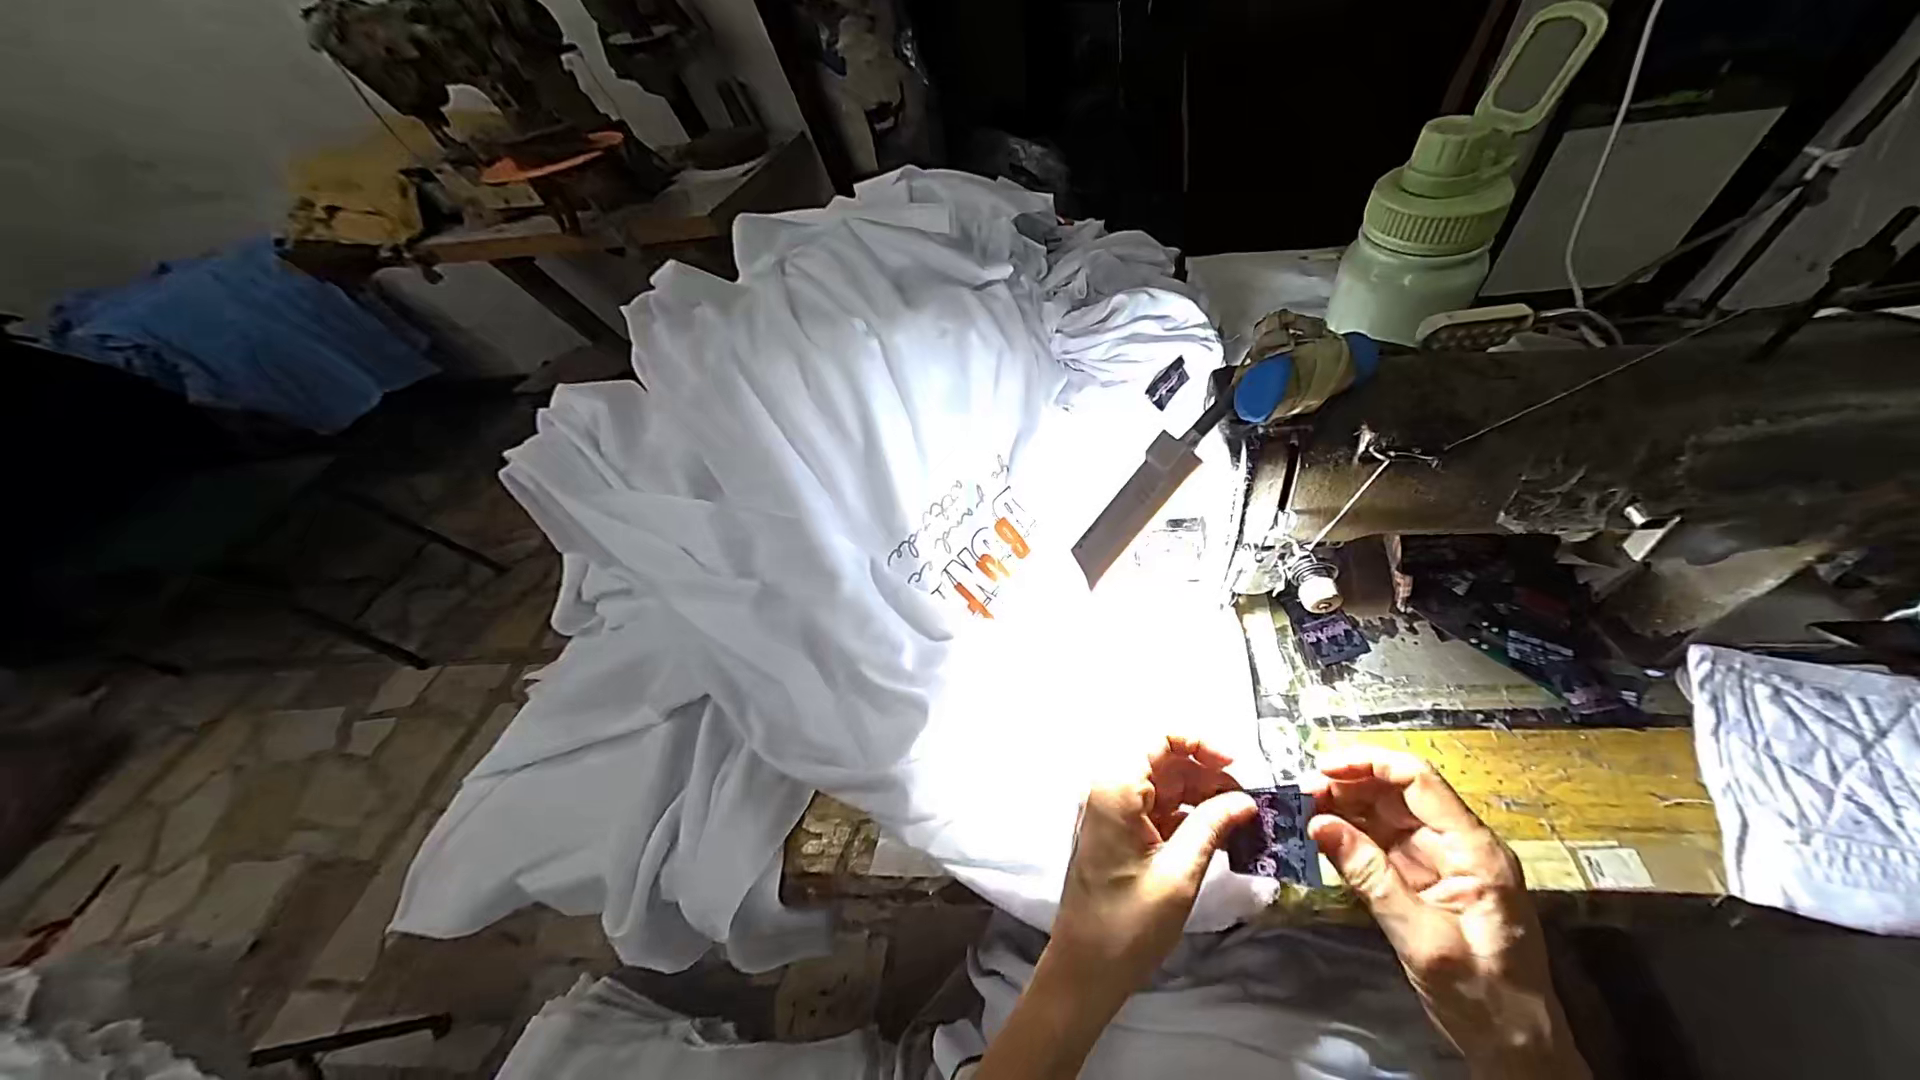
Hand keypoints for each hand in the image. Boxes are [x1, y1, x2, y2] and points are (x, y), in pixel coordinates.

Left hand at [977, 736, 1253, 1079]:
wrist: (1086, 967)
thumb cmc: (1129, 922)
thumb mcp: (1179, 872)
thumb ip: (1212, 826)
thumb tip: (1245, 799)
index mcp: (1115, 788)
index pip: (1158, 739)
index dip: (1199, 744)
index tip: (1237, 765)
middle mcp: (1109, 790)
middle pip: (1163, 760)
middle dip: (1207, 773)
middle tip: (1248, 801)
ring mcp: (1113, 812)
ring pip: (1164, 785)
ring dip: (1201, 795)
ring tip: (1241, 818)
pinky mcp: (1120, 833)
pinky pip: (1157, 809)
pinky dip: (1188, 815)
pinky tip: (1219, 833)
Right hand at [1305, 748, 1587, 1079]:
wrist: (1515, 1052)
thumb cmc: (1484, 998)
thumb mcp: (1423, 939)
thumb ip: (1371, 878)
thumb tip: (1319, 824)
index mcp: (1475, 851)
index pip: (1419, 781)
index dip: (1368, 764)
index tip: (1321, 767)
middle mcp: (1457, 845)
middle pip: (1397, 790)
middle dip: (1347, 782)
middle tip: (1301, 791)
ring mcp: (1438, 859)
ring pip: (1383, 811)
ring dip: (1342, 803)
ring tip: (1303, 806)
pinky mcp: (1420, 877)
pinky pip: (1378, 839)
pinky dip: (1347, 830)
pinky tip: (1320, 830)